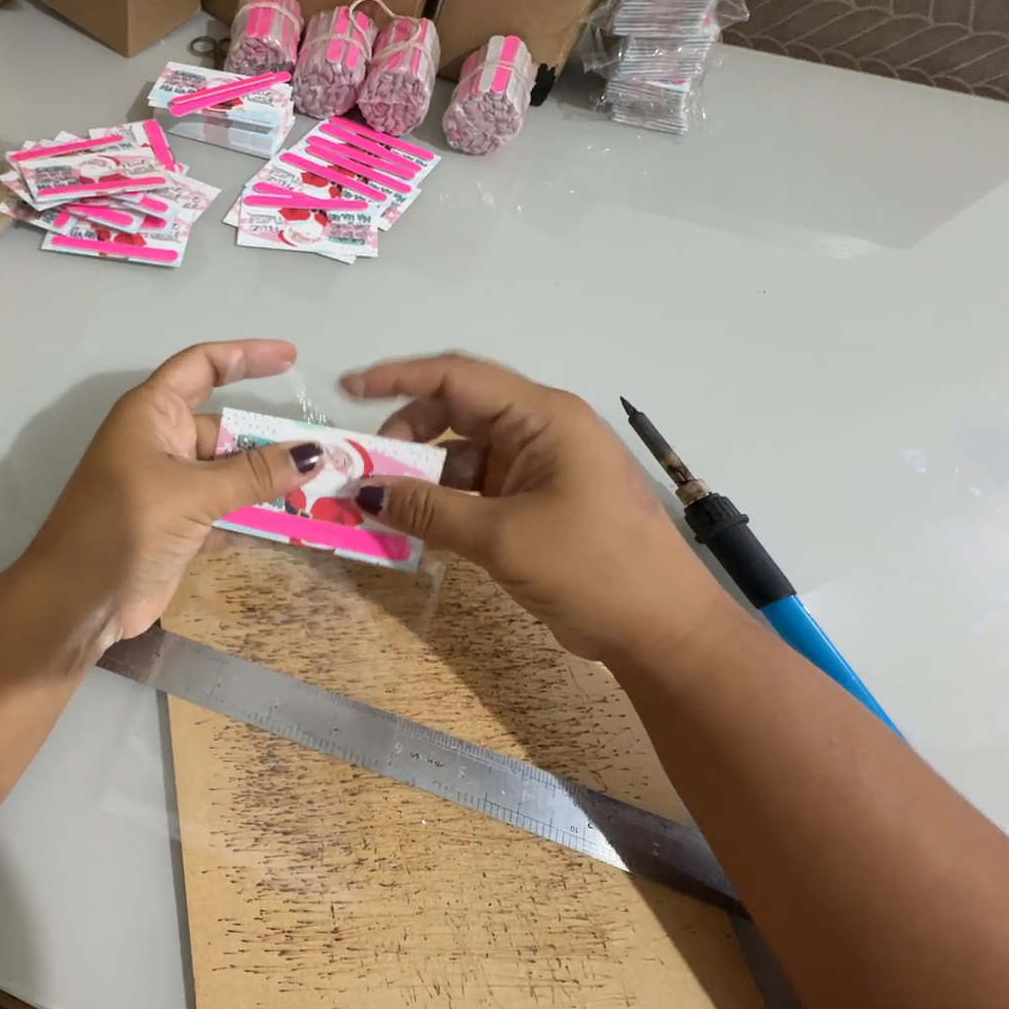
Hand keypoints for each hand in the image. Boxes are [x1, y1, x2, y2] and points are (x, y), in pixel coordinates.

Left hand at [24, 340, 323, 647]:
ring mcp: (167, 487)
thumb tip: (313, 452)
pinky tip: (290, 526)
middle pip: (224, 428)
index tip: (292, 359)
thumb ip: (254, 473)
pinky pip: (223, 509)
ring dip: (267, 482)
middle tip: (328, 452)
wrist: (78, 600)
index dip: (246, 356)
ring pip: (228, 473)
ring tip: (322, 490)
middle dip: (270, 439)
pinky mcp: (175, 525)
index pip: (202, 367)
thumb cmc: (124, 527)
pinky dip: (251, 516)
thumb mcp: (193, 494)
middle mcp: (159, 443)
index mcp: (151, 414)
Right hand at [340, 353, 736, 663]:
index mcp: (542, 418)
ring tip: (382, 506)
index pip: (456, 378)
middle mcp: (538, 431)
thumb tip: (362, 493)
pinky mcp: (533, 501)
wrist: (663, 631)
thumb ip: (428, 510)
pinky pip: (472, 488)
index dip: (396, 378)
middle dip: (404, 436)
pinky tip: (414, 526)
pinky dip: (440, 502)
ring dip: (419, 476)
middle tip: (366, 471)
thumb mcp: (501, 536)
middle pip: (454, 412)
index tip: (346, 389)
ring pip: (459, 454)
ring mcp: (536, 468)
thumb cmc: (593, 568)